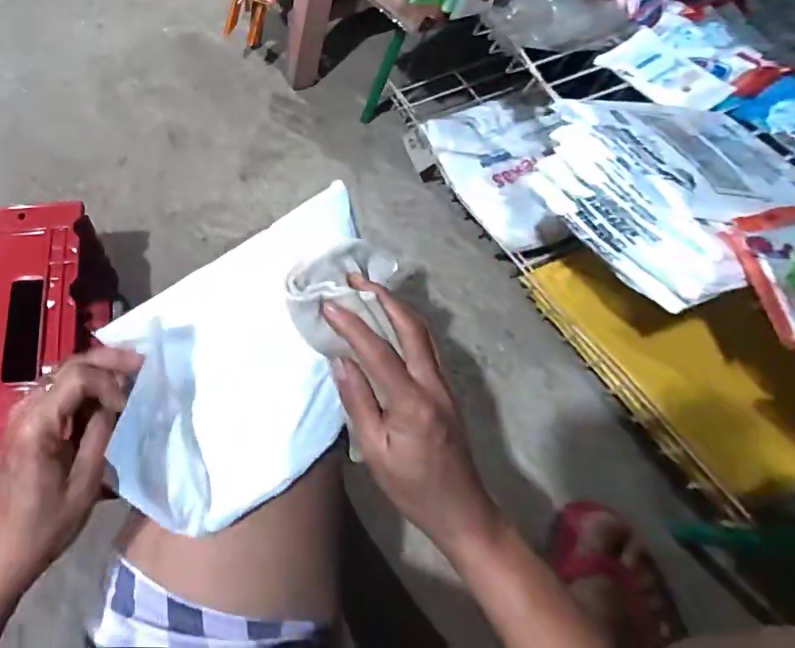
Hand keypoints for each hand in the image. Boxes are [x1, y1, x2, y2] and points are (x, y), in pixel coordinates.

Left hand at [0, 345, 143, 589]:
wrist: (4, 548)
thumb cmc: (45, 526)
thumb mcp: (83, 486)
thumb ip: (100, 436)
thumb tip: (116, 402)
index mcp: (36, 420)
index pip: (76, 376)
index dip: (108, 382)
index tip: (129, 405)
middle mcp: (25, 405)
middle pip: (68, 366)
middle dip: (105, 361)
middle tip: (140, 362)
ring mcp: (22, 410)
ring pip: (62, 375)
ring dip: (95, 371)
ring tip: (128, 376)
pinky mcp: (25, 420)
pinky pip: (56, 392)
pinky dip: (82, 388)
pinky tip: (105, 395)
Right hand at [322, 279, 502, 557]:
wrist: (466, 516)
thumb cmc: (413, 489)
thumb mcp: (374, 450)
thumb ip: (357, 401)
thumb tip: (340, 360)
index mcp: (413, 403)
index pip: (378, 352)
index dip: (352, 324)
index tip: (328, 303)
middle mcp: (434, 387)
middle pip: (411, 329)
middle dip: (382, 299)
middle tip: (353, 280)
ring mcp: (444, 388)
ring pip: (422, 335)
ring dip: (395, 307)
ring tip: (366, 291)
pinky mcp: (445, 393)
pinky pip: (424, 347)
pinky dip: (403, 325)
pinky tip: (386, 321)